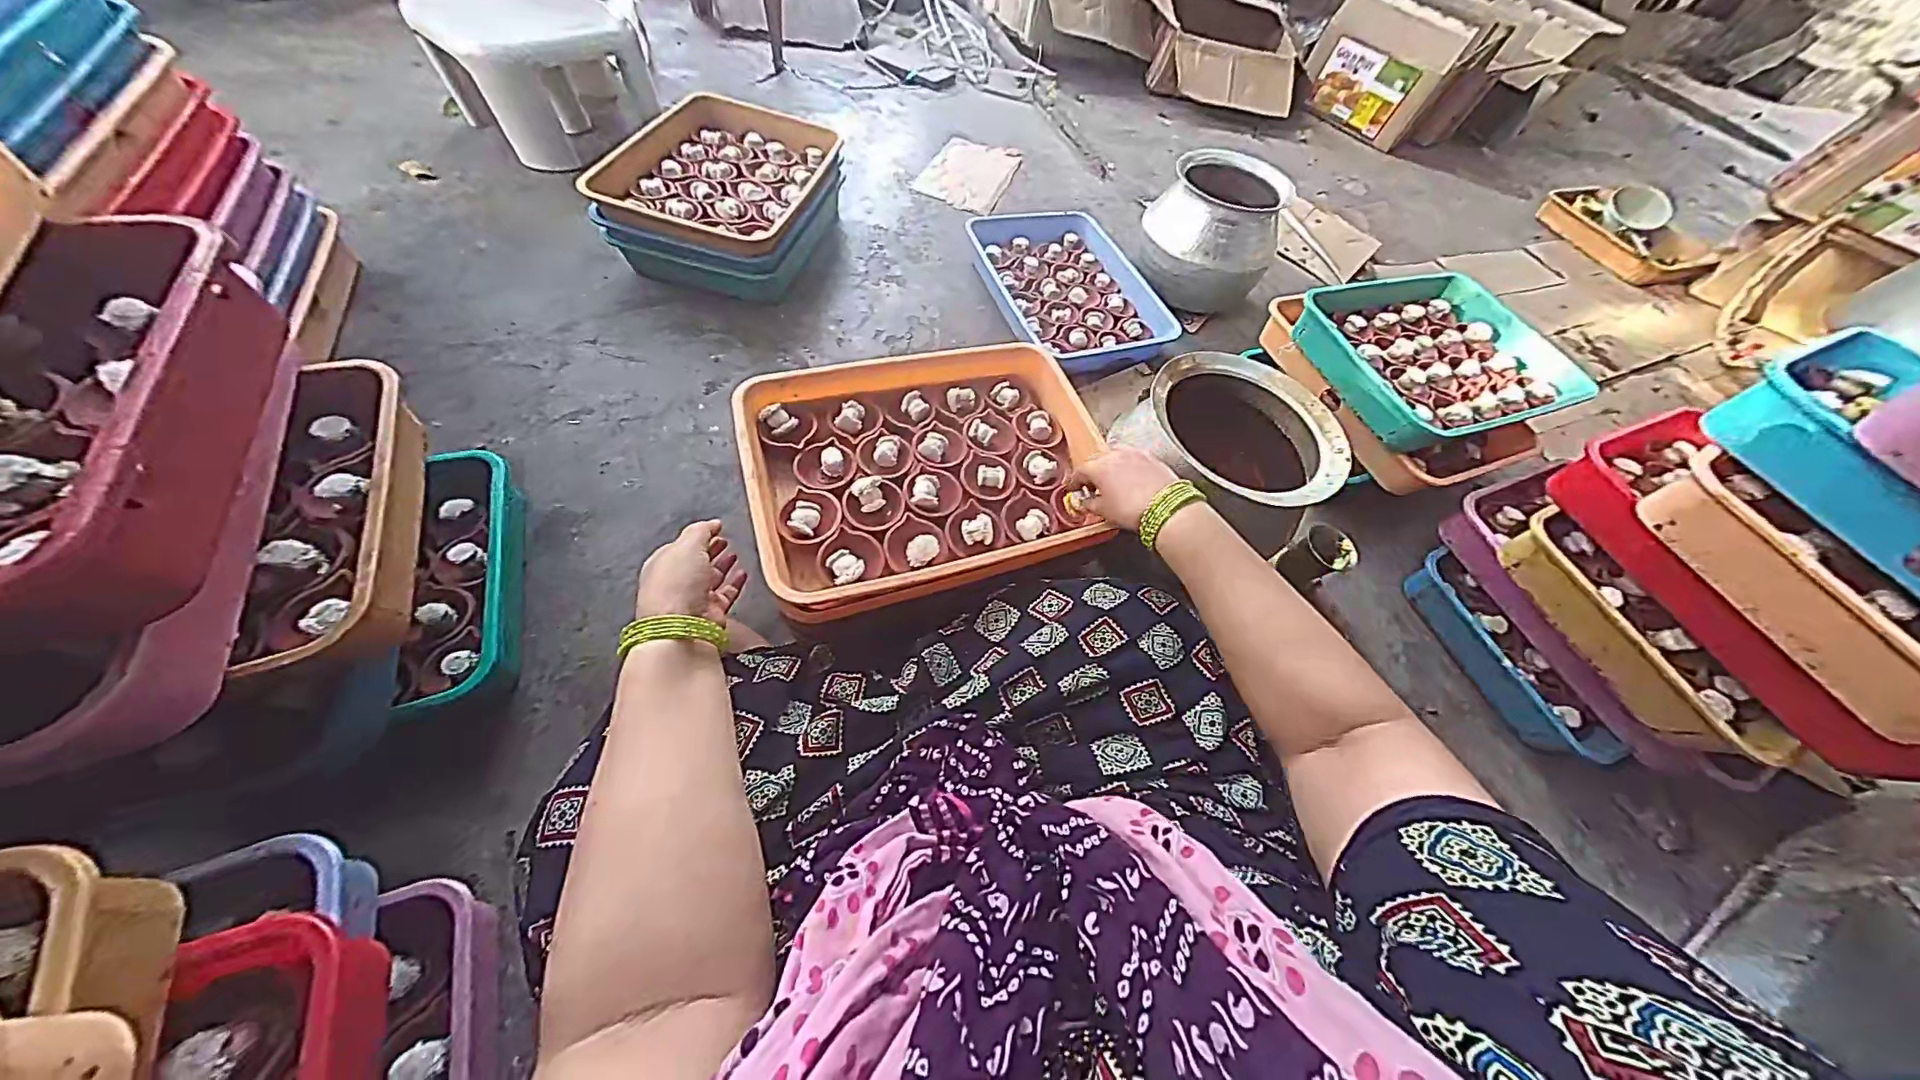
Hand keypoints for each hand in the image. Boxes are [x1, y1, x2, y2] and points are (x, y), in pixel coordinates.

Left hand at [635, 520, 748, 621]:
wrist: (682, 625)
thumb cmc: (677, 585)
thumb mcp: (687, 545)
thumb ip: (701, 531)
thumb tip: (713, 523)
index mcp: (664, 563)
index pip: (683, 546)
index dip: (699, 536)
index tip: (716, 528)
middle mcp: (677, 582)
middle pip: (697, 562)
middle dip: (711, 550)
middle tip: (724, 540)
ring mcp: (694, 598)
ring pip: (711, 578)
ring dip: (723, 566)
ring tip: (734, 554)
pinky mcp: (711, 612)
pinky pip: (726, 594)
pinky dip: (735, 583)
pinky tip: (743, 573)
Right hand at [1067, 447, 1181, 532]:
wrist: (1165, 508)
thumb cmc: (1133, 509)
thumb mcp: (1103, 511)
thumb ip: (1089, 504)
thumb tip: (1087, 502)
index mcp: (1097, 466)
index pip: (1079, 472)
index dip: (1075, 482)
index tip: (1075, 488)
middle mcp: (1114, 455)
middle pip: (1097, 461)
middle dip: (1093, 473)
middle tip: (1093, 487)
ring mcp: (1134, 454)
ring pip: (1116, 457)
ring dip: (1111, 467)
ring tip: (1113, 483)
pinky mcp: (1151, 458)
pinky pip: (1134, 460)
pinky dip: (1129, 468)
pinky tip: (1131, 481)